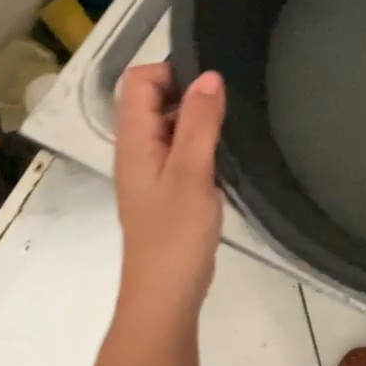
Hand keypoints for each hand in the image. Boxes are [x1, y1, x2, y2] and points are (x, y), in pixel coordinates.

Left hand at [113, 63, 226, 316]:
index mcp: (133, 141)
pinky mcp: (166, 188)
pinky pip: (179, 148)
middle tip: (228, 106)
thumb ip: (199, 122)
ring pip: (168, 124)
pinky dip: (200, 142)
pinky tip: (225, 156)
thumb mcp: (191, 172)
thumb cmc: (175, 234)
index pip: (138, 81)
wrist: (165, 295)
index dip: (171, 71)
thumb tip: (208, 75)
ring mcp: (150, 170)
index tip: (211, 85)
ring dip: (197, 118)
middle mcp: (136, 150)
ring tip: (231, 128)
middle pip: (152, 98)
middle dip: (188, 91)